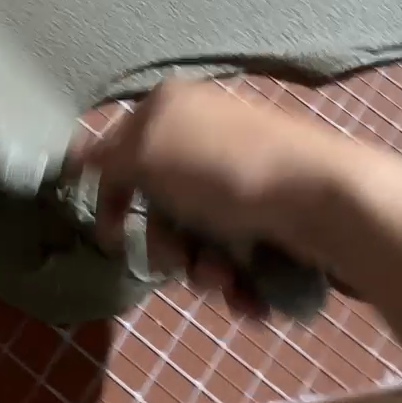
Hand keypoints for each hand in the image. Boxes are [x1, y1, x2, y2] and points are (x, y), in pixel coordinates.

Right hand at [66, 80, 368, 305]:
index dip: (110, 193)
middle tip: (179, 261)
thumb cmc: (226, 167)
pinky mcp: (273, 213)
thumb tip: (77, 155)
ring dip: (204, 269)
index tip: (108, 235)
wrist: (324, 196)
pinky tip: (249, 293)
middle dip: (167, 243)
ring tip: (226, 279)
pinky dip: (239, 280)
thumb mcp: (149, 151)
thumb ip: (107, 155)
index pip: (122, 148)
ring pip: (200, 236)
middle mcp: (206, 137)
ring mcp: (242, 177)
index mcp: (174, 109)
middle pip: (162, 203)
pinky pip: (239, 253)